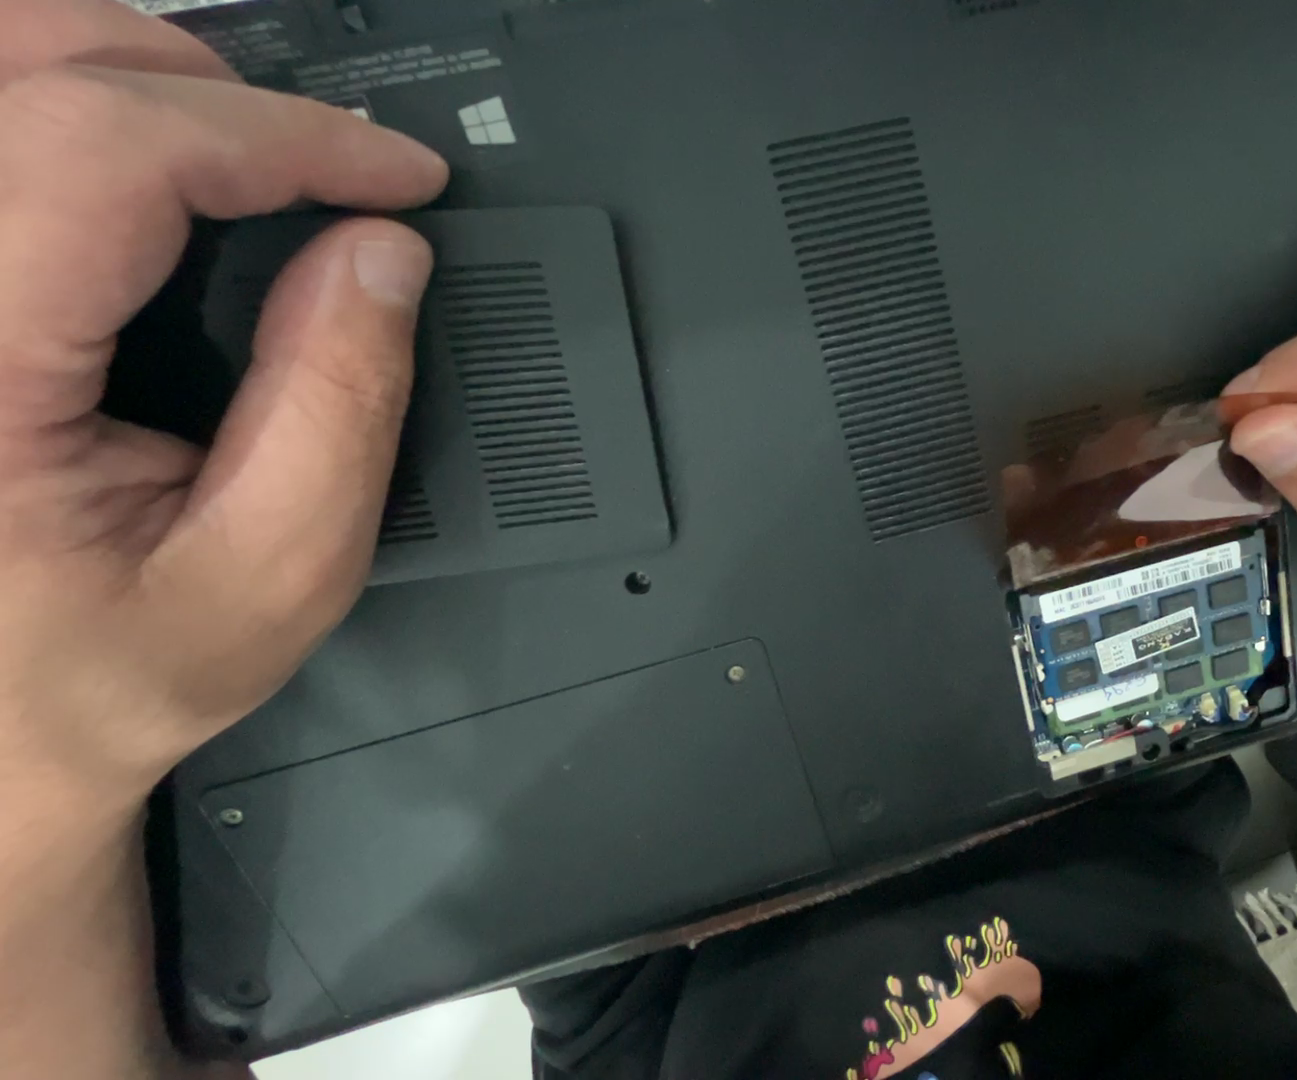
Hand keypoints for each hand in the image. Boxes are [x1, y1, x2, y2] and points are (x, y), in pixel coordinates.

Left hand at [0, 0, 448, 824]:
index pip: (109, 155)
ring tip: (251, 153)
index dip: (289, 140)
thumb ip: (343, 401)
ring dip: (124, 84)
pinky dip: (59, 123)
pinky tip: (137, 178)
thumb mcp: (279, 562)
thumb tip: (385, 258)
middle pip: (14, 67)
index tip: (403, 176)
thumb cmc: (106, 677)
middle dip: (210, 92)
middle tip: (339, 162)